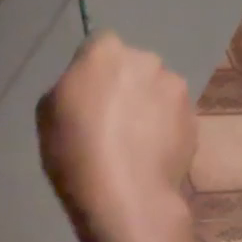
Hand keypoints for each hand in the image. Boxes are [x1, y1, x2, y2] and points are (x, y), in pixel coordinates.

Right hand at [37, 33, 195, 241]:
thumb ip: (68, 88)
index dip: (92, 71)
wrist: (125, 196)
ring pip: (157, 90)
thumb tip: (85, 91)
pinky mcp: (194, 119)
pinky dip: (164, 130)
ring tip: (134, 143)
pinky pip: (173, 117)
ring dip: (147, 106)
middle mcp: (147, 60)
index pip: (99, 45)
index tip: (85, 97)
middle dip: (124, 85)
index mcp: (106, 52)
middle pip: (133, 66)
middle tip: (110, 121)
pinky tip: (150, 156)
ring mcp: (176, 89)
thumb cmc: (75, 152)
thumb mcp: (47, 115)